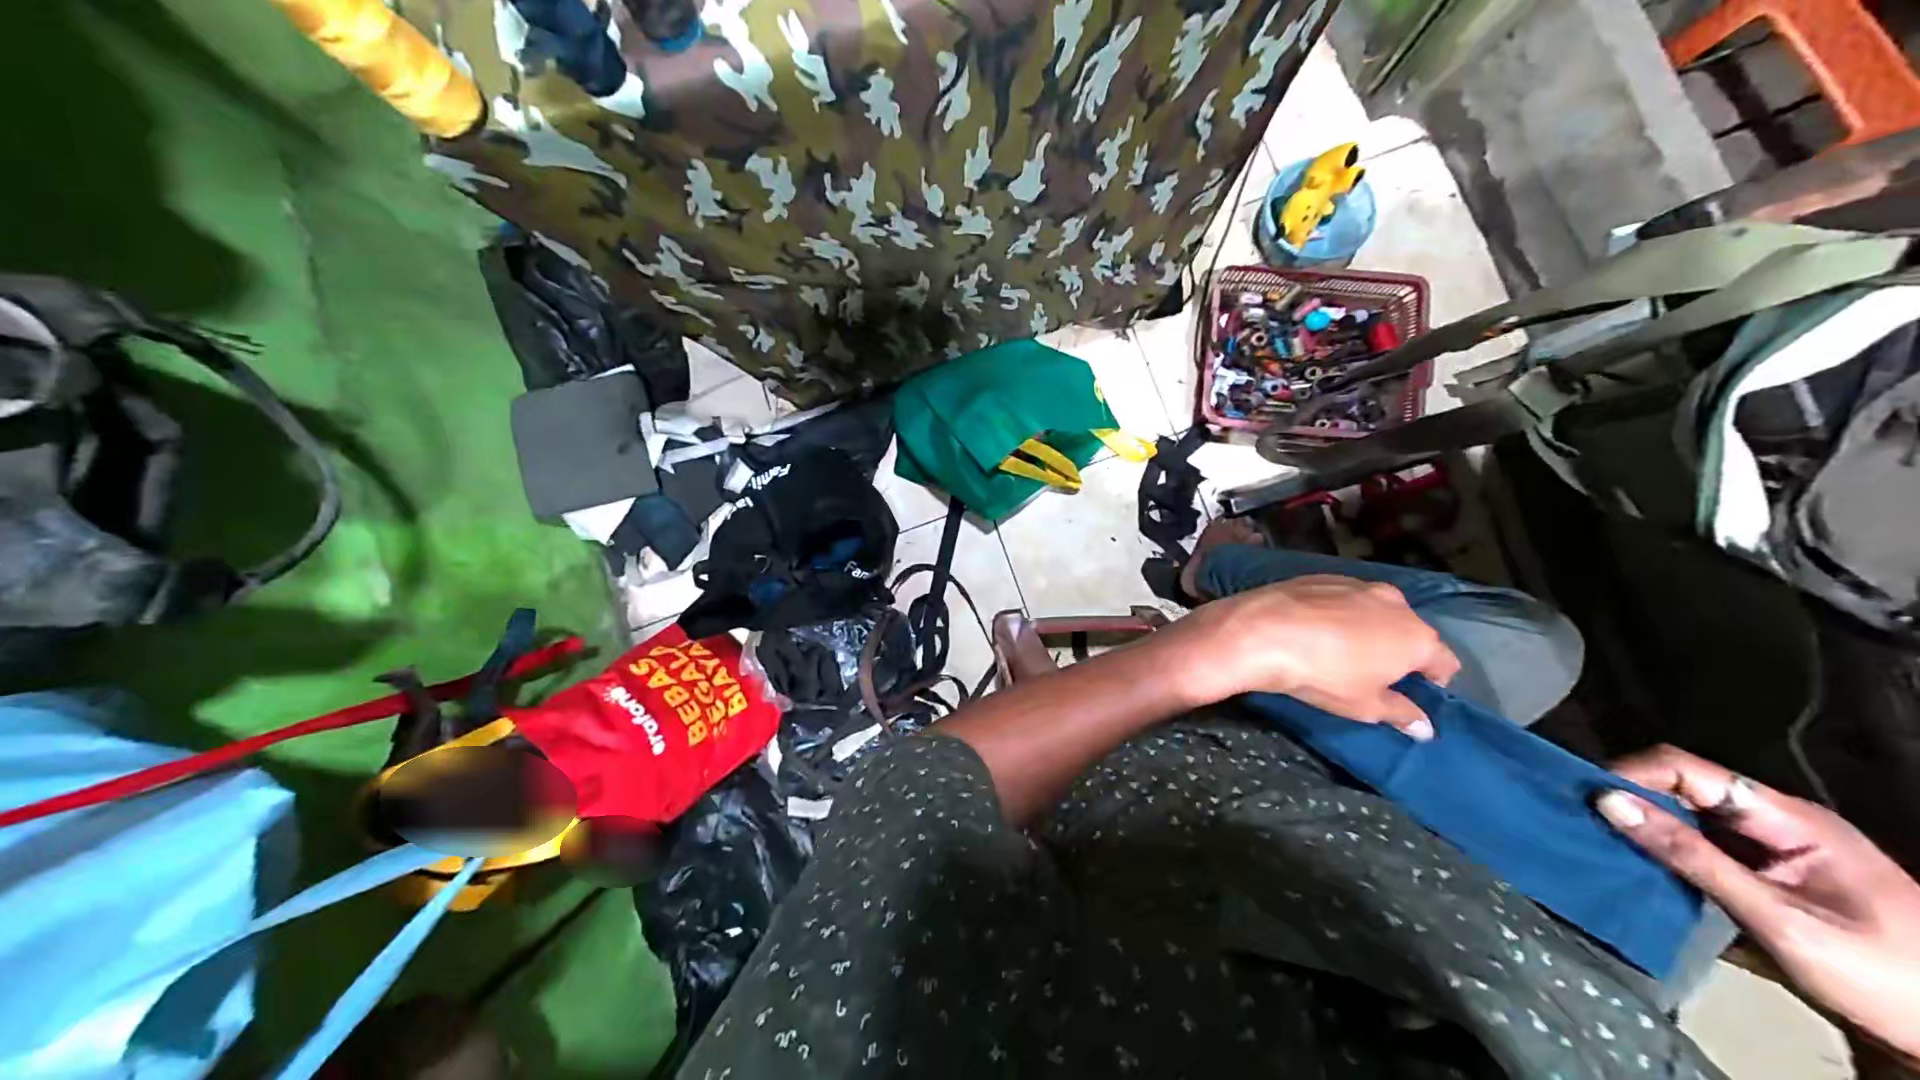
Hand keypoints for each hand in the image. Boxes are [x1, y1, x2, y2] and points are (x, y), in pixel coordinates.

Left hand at [1168, 574, 1459, 736]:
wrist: (1260, 631)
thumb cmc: (1322, 674)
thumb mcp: (1364, 705)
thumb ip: (1400, 713)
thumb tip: (1425, 727)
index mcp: (1417, 636)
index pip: (1445, 662)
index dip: (1434, 681)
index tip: (1414, 693)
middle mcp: (1394, 602)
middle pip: (1409, 631)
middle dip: (1399, 651)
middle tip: (1373, 673)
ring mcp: (1356, 584)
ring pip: (1375, 610)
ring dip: (1367, 628)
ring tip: (1339, 649)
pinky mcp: (1320, 576)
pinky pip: (1340, 598)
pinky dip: (1335, 612)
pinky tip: (1313, 627)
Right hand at [1596, 746, 1919, 1062]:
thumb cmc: (1887, 978)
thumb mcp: (1781, 919)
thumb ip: (1691, 858)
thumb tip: (1608, 801)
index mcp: (1788, 818)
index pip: (1685, 768)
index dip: (1630, 774)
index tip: (1586, 797)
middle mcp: (1776, 822)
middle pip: (1681, 789)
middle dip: (1629, 800)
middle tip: (1582, 821)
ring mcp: (1772, 850)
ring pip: (1685, 819)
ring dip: (1644, 830)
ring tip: (1598, 845)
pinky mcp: (1764, 876)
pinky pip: (1700, 849)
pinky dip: (1663, 855)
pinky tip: (1637, 871)